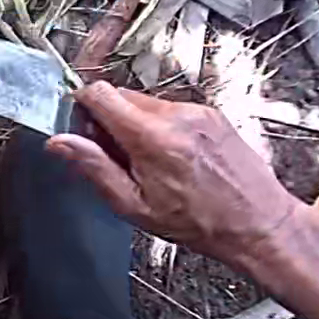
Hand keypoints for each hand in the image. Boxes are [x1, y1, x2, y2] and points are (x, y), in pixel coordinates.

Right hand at [46, 81, 305, 267]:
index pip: (100, 94)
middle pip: (119, 96)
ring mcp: (198, 111)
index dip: (81, 107)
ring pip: (142, 102)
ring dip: (131, 124)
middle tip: (111, 154)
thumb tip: (59, 143)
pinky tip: (167, 157)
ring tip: (143, 161)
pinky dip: (156, 126)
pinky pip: (167, 109)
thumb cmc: (198, 222)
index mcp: (153, 138)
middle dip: (105, 120)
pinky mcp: (211, 113)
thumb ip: (93, 167)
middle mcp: (177, 116)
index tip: (80, 129)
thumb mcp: (132, 205)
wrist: (259, 224)